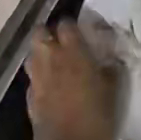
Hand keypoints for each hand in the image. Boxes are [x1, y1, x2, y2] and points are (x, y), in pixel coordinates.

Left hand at [27, 20, 117, 139]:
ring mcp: (38, 81)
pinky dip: (37, 80)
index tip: (78, 31)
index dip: (70, 25)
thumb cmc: (96, 115)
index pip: (65, 23)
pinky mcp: (29, 102)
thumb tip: (109, 58)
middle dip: (47, 34)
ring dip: (39, 56)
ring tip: (52, 63)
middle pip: (39, 34)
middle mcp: (52, 60)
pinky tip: (48, 88)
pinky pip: (31, 82)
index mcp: (73, 51)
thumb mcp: (111, 88)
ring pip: (30, 56)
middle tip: (59, 42)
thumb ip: (108, 67)